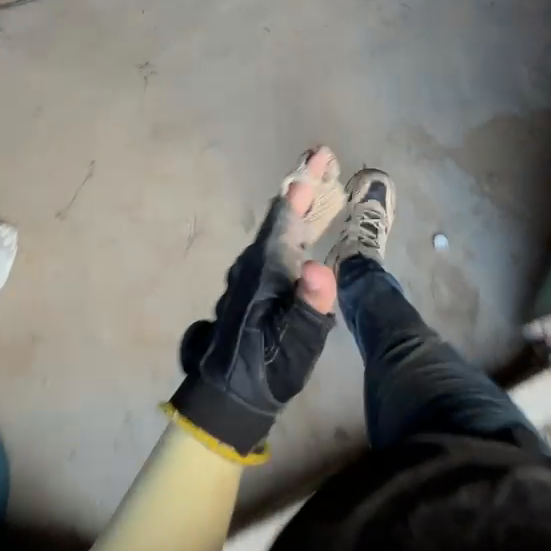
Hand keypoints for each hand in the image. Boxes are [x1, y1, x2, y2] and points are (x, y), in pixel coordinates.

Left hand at [167, 150, 338, 463]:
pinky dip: (293, 223)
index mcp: (265, 272)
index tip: (318, 160)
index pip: (285, 221)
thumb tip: (319, 270)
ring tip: (320, 180)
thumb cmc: (265, 370)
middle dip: (304, 184)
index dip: (303, 190)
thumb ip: (309, 309)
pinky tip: (305, 225)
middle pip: (281, 215)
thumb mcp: (294, 347)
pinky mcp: (256, 285)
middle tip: (323, 154)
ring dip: (299, 201)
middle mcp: (256, 264)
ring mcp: (253, 273)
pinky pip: (277, 241)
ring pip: (278, 227)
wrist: (228, 395)